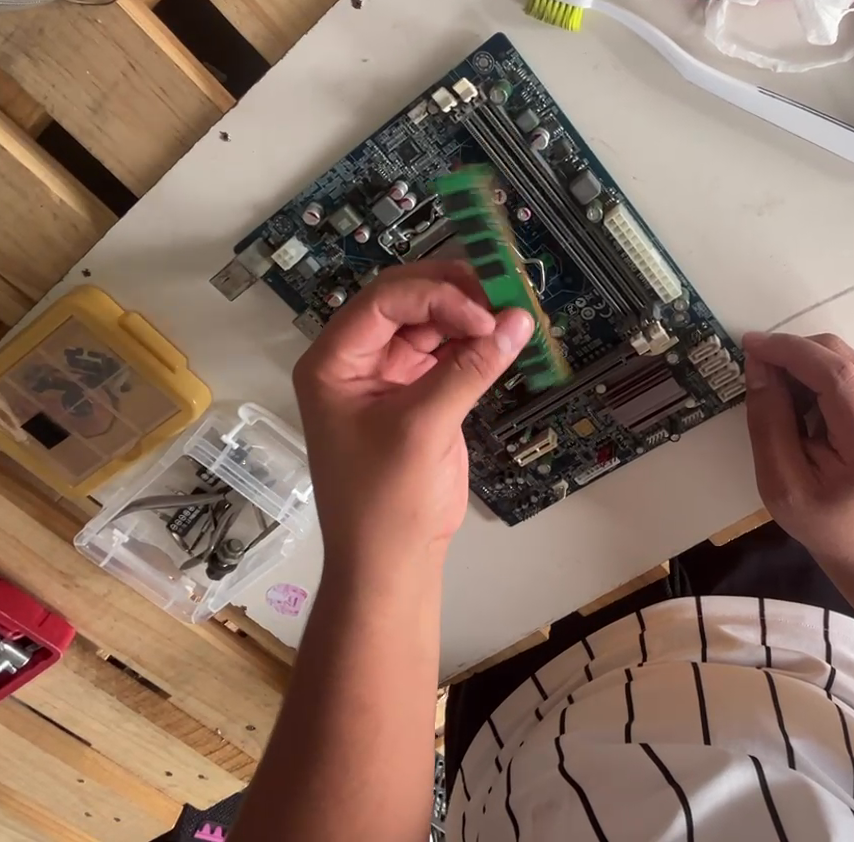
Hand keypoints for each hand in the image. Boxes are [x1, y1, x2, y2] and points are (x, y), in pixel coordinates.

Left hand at [293, 262, 533, 570]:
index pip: (385, 301)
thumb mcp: (423, 428)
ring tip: (513, 313)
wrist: (392, 559)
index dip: (437, 297)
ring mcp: (390, 372)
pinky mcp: (420, 389)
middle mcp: (359, 357)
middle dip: (456, 294)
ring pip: (433, 320)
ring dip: (472, 315)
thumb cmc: (386, 501)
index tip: (484, 316)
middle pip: (408, 300)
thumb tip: (518, 321)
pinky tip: (505, 339)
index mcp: (335, 361)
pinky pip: (450, 350)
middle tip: (505, 294)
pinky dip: (478, 343)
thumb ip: (471, 370)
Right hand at [741, 331, 853, 564]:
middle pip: (843, 359)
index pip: (837, 377)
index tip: (751, 345)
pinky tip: (804, 404)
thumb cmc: (818, 519)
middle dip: (794, 354)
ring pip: (846, 358)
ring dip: (805, 365)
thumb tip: (759, 363)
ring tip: (783, 399)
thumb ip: (768, 421)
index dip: (792, 352)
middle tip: (759, 373)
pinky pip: (851, 370)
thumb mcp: (778, 482)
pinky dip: (818, 374)